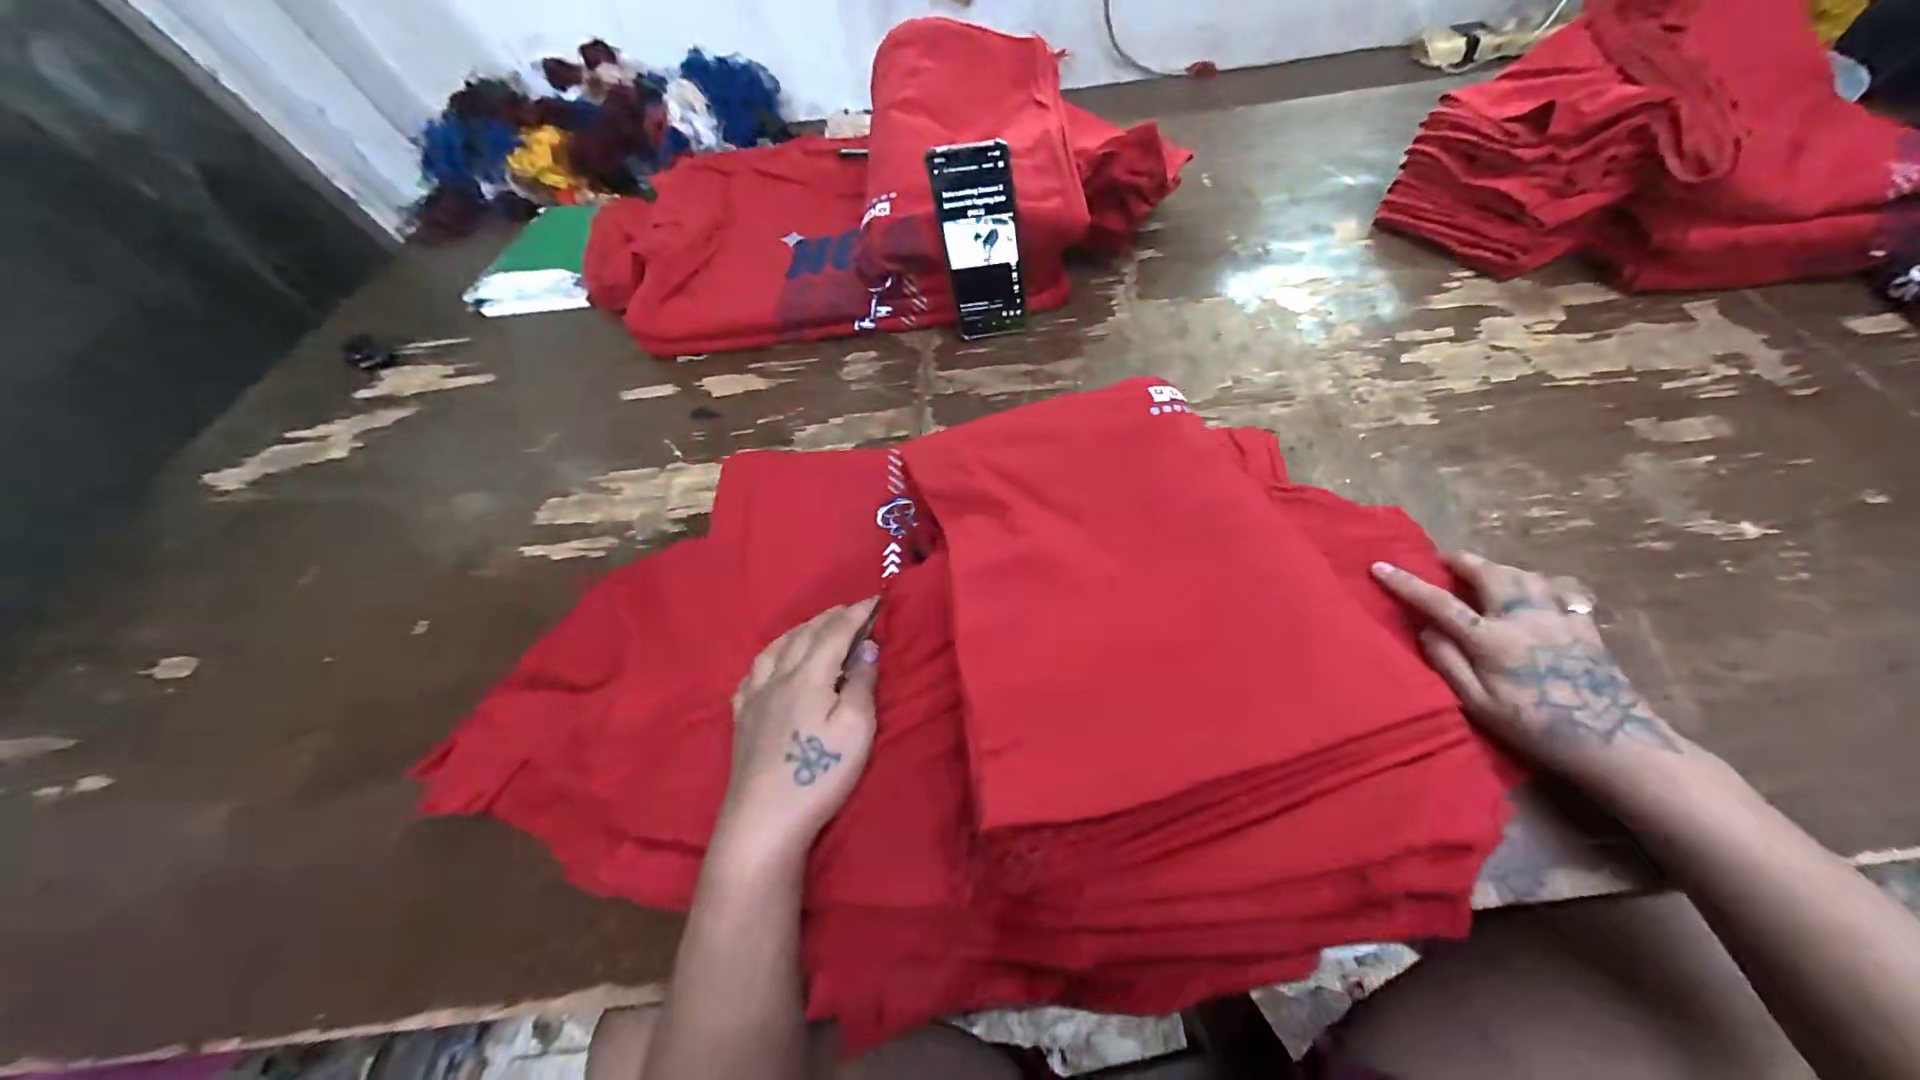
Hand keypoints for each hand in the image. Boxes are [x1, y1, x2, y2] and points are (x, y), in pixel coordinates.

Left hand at [714, 598, 880, 866]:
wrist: (763, 821)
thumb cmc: (818, 774)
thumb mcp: (856, 729)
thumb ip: (862, 683)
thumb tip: (866, 648)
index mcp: (808, 675)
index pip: (835, 633)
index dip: (856, 614)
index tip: (875, 600)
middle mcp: (777, 676)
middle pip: (805, 634)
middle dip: (830, 617)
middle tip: (850, 609)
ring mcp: (754, 696)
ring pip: (776, 647)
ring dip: (800, 630)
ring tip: (815, 626)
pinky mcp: (742, 717)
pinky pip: (754, 671)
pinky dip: (771, 654)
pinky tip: (773, 661)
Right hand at [1371, 552, 1687, 786]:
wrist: (1619, 743)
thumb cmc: (1537, 728)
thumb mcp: (1478, 704)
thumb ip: (1447, 662)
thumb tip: (1424, 628)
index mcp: (1492, 639)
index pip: (1439, 602)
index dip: (1406, 583)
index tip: (1379, 565)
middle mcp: (1524, 618)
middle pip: (1487, 573)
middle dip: (1458, 560)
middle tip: (1439, 559)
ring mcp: (1558, 618)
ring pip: (1523, 574)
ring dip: (1495, 566)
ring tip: (1481, 570)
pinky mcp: (1584, 625)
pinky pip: (1557, 589)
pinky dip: (1536, 581)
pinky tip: (1533, 588)